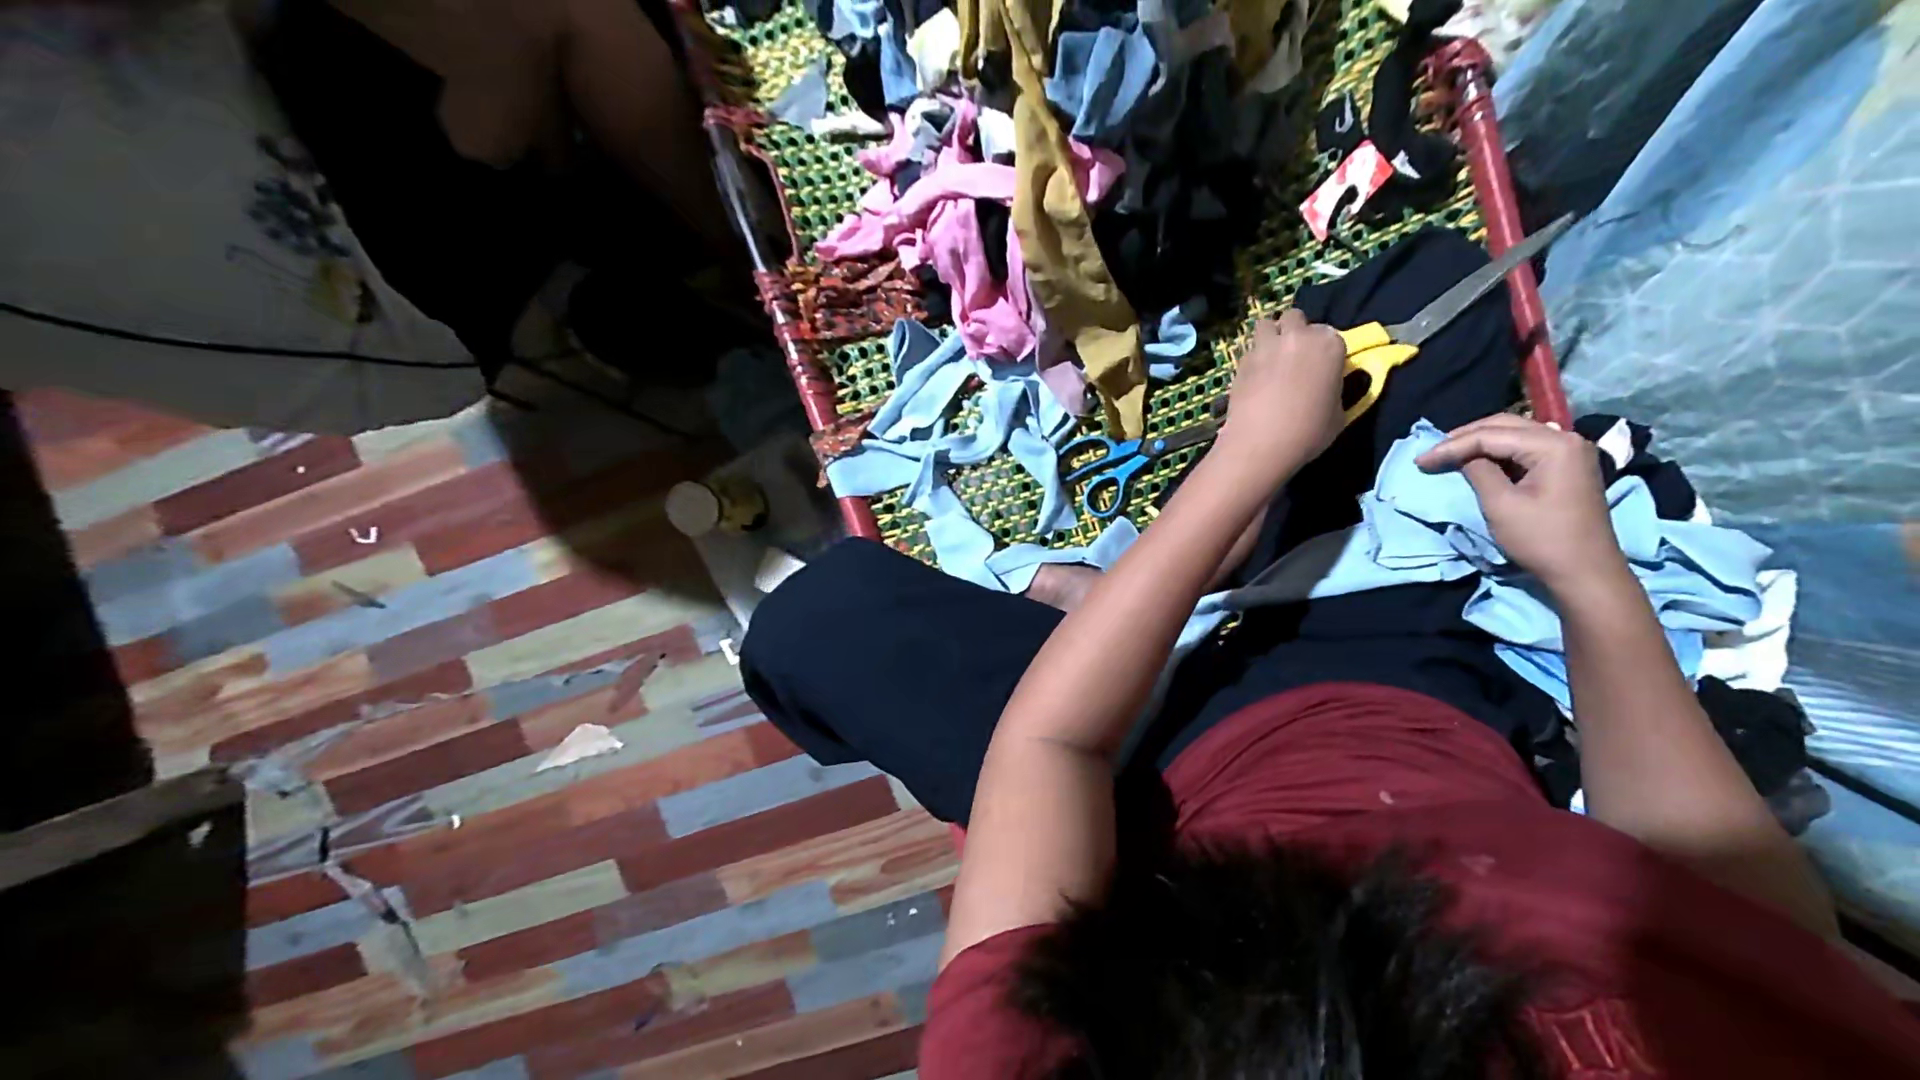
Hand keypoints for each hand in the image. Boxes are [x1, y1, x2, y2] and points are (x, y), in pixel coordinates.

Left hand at [1217, 309, 1346, 479]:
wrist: (1260, 443)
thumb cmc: (1308, 431)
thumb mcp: (1339, 412)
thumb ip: (1335, 389)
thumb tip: (1327, 386)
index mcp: (1329, 344)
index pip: (1330, 333)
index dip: (1324, 349)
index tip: (1320, 366)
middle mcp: (1297, 337)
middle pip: (1295, 318)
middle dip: (1294, 331)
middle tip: (1294, 357)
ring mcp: (1265, 346)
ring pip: (1266, 324)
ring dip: (1270, 335)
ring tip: (1271, 359)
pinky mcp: (1240, 361)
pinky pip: (1249, 349)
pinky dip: (1253, 356)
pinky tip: (1254, 376)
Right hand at [1414, 413, 1627, 591]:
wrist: (1585, 570)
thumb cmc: (1541, 538)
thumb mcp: (1500, 504)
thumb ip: (1478, 472)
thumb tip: (1460, 457)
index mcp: (1553, 445)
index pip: (1490, 435)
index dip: (1450, 446)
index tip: (1420, 461)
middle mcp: (1566, 438)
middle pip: (1504, 425)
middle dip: (1464, 437)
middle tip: (1432, 452)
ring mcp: (1570, 451)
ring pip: (1514, 433)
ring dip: (1479, 441)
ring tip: (1448, 454)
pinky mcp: (1567, 465)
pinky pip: (1525, 447)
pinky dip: (1497, 451)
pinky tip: (1477, 460)